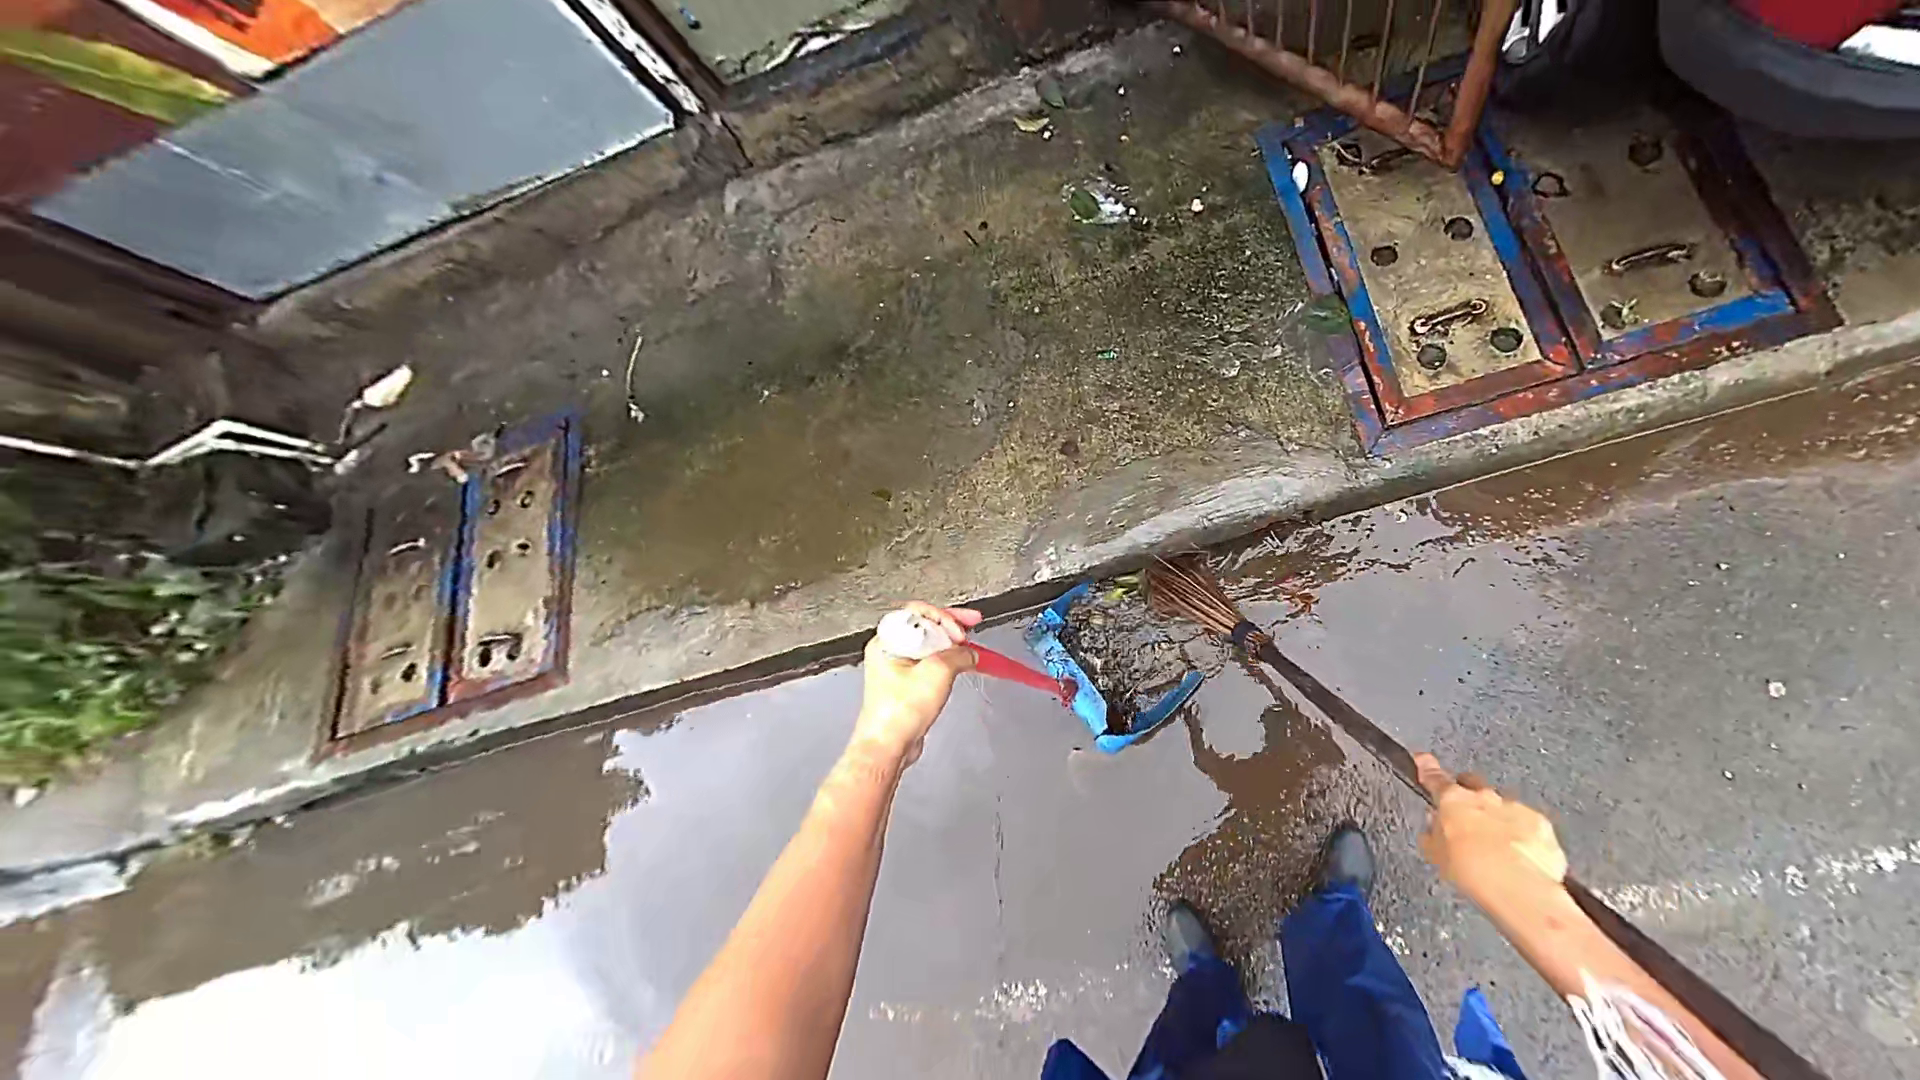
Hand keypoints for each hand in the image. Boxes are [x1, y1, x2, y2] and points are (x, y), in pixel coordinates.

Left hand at [851, 602, 980, 765]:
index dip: (943, 616)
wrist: (889, 746)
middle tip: (971, 622)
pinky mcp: (907, 683)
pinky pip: (929, 663)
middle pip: (924, 626)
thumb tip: (970, 653)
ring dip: (950, 644)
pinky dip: (946, 661)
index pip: (918, 612)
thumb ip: (959, 655)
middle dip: (950, 625)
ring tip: (968, 645)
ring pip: (928, 644)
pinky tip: (960, 664)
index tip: (961, 629)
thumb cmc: (898, 713)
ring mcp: (898, 667)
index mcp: (887, 641)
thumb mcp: (938, 672)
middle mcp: (889, 650)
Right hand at [1415, 753, 1567, 902]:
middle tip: (1467, 818)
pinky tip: (1521, 858)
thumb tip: (1434, 827)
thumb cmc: (1472, 869)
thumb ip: (1432, 832)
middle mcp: (1483, 797)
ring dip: (1498, 820)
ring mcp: (1515, 810)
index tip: (1423, 759)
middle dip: (1469, 796)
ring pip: (1503, 807)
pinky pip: (1530, 826)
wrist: (1517, 888)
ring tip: (1498, 850)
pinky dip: (1525, 837)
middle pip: (1473, 786)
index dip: (1426, 766)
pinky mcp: (1543, 827)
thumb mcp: (1435, 853)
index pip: (1434, 775)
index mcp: (1452, 798)